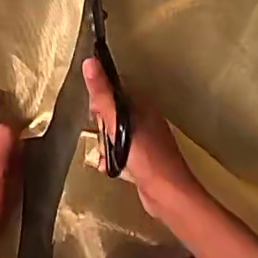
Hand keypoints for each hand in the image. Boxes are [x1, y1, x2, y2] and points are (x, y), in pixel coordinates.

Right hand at [83, 58, 205, 222]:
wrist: (167, 195)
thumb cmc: (145, 155)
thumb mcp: (118, 122)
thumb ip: (103, 94)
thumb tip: (90, 62)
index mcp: (143, 106)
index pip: (116, 90)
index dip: (102, 99)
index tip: (94, 112)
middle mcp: (146, 120)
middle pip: (114, 113)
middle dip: (102, 126)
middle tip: (102, 137)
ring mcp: (146, 141)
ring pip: (116, 134)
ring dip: (106, 145)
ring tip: (105, 155)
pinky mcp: (143, 160)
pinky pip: (121, 153)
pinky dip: (113, 159)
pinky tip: (109, 167)